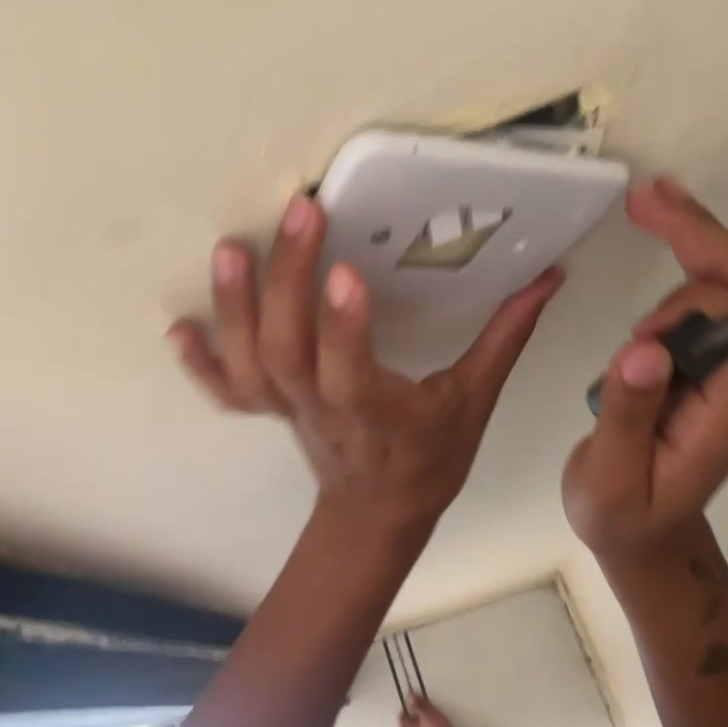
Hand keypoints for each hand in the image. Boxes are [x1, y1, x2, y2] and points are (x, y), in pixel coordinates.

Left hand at [170, 195, 565, 532]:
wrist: (377, 514)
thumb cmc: (427, 461)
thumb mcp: (473, 403)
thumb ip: (503, 340)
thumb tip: (547, 279)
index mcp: (377, 411)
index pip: (351, 372)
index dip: (344, 327)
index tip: (346, 270)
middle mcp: (322, 407)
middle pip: (288, 352)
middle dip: (288, 282)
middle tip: (301, 212)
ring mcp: (288, 408)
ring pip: (251, 365)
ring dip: (234, 310)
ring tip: (231, 249)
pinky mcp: (270, 408)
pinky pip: (227, 392)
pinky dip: (200, 364)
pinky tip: (180, 328)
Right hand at [563, 177, 727, 560]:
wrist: (642, 543)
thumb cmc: (625, 520)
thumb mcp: (613, 478)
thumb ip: (629, 416)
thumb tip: (644, 348)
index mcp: (727, 406)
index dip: (711, 275)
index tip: (649, 267)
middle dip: (698, 238)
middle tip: (644, 198)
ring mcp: (716, 377)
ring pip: (716, 296)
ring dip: (678, 264)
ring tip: (631, 271)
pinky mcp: (694, 376)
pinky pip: (695, 317)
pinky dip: (670, 285)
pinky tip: (644, 265)